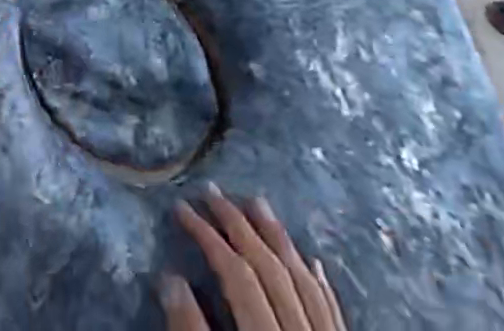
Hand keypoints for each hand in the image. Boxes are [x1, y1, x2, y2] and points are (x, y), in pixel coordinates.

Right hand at [163, 186, 346, 330]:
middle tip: (212, 190)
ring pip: (303, 282)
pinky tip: (311, 261)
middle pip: (269, 269)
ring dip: (279, 239)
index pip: (234, 273)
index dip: (207, 236)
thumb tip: (170, 278)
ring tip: (257, 202)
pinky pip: (333, 313)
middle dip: (238, 224)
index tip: (181, 207)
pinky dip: (320, 284)